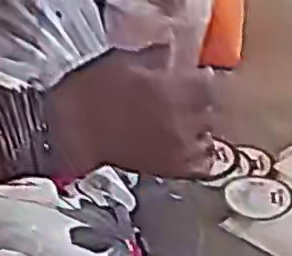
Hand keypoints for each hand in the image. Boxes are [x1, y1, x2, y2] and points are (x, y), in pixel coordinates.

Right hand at [49, 46, 223, 178]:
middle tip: (186, 101)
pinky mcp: (180, 169)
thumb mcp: (124, 61)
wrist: (79, 130)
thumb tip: (175, 50)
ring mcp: (184, 147)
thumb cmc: (96, 90)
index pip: (209, 85)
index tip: (198, 78)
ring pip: (210, 137)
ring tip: (183, 124)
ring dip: (201, 129)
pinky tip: (187, 145)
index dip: (204, 80)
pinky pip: (206, 163)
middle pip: (211, 111)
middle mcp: (183, 120)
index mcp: (170, 89)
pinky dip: (201, 154)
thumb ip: (156, 57)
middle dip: (202, 104)